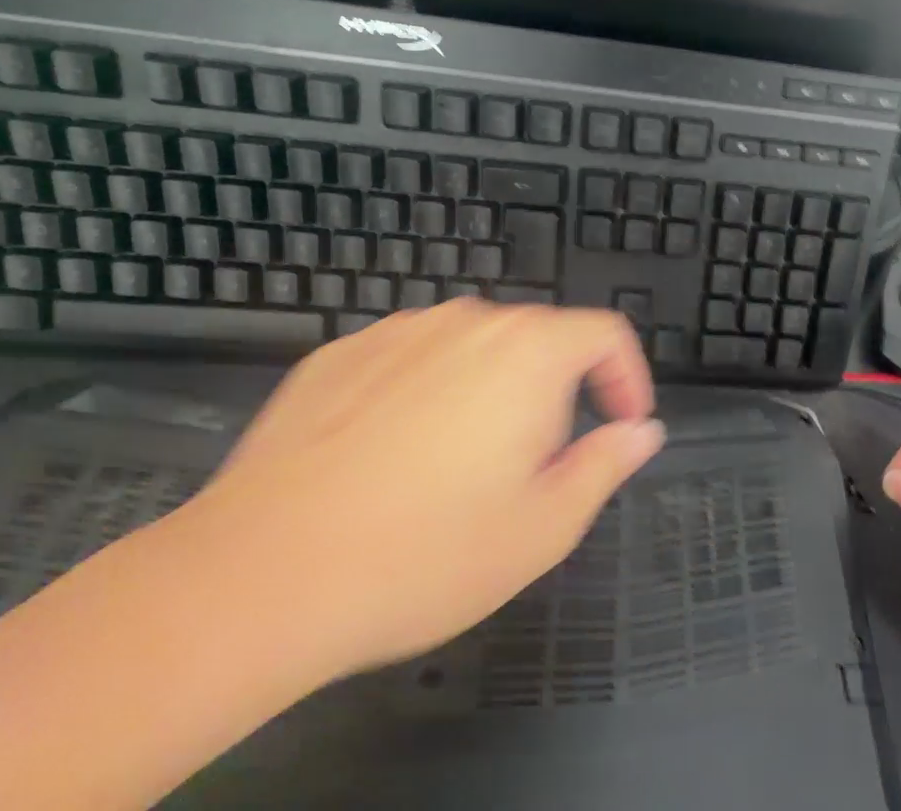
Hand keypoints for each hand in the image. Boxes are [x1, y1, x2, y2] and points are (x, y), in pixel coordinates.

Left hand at [173, 299, 663, 676]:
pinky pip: (407, 365)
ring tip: (460, 473)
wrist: (259, 577)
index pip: (605, 334)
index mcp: (526, 352)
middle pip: (535, 341)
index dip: (628, 377)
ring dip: (489, 395)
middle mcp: (461, 323)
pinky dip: (425, 398)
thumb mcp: (546, 526)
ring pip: (469, 352)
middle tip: (536, 470)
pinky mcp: (332, 359)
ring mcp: (389, 335)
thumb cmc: (427, 555)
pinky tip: (394, 465)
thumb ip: (606, 463)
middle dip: (555, 395)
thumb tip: (641, 430)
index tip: (622, 427)